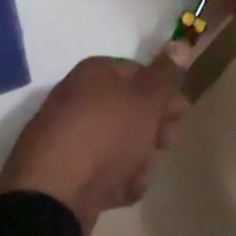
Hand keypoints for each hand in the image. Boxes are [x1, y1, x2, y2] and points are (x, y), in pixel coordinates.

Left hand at [0, 55, 189, 234]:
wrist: (54, 192)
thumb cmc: (106, 133)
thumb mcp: (146, 98)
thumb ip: (166, 75)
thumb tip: (181, 43)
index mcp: (95, 73)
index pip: (138, 72)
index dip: (163, 92)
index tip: (181, 112)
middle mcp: (79, 99)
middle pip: (130, 111)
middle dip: (153, 130)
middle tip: (166, 143)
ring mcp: (70, 138)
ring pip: (119, 144)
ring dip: (138, 159)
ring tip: (140, 172)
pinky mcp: (66, 173)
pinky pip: (102, 172)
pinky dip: (116, 180)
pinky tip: (123, 191)